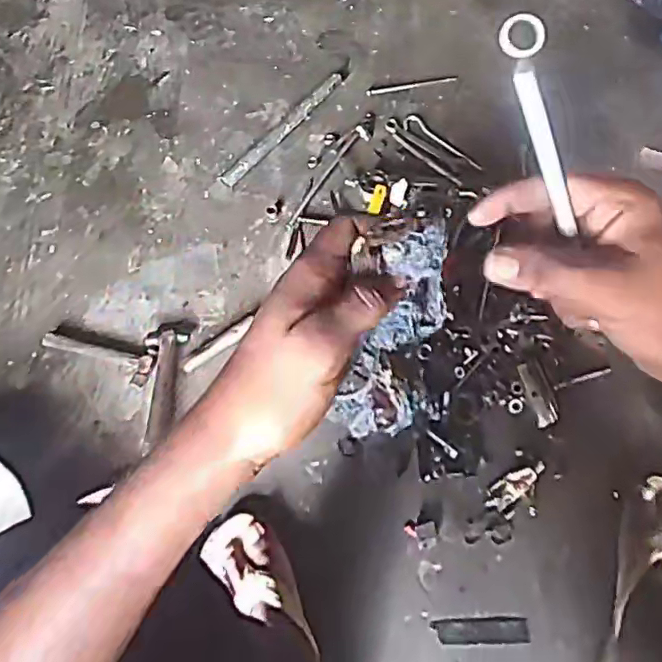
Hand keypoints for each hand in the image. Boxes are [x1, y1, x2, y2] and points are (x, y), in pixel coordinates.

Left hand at [189, 217, 399, 469]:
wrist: (238, 433)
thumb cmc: (270, 390)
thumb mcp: (321, 342)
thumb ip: (359, 306)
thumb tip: (396, 277)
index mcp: (306, 278)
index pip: (345, 228)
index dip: (380, 228)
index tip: (413, 240)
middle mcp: (311, 288)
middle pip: (355, 253)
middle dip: (390, 255)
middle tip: (424, 269)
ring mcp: (315, 313)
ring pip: (357, 281)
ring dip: (386, 281)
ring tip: (417, 290)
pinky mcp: (320, 337)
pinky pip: (353, 309)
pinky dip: (376, 306)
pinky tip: (394, 316)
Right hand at [468, 175, 661, 396]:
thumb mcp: (605, 292)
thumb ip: (546, 273)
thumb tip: (496, 261)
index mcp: (620, 204)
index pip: (552, 187)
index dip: (511, 201)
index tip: (481, 218)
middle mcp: (612, 216)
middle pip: (547, 221)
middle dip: (542, 259)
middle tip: (547, 285)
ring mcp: (608, 244)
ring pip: (551, 252)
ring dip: (556, 283)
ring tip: (584, 305)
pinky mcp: (605, 271)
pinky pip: (564, 273)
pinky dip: (567, 295)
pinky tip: (591, 314)